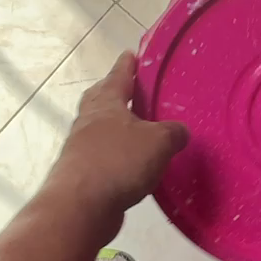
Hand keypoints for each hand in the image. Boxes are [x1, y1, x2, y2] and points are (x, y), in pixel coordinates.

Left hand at [42, 52, 189, 226]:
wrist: (80, 207)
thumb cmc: (119, 162)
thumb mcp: (159, 142)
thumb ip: (173, 133)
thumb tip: (180, 132)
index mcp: (106, 104)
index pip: (118, 76)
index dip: (126, 65)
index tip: (130, 54)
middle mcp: (89, 121)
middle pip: (99, 99)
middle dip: (112, 92)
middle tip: (129, 91)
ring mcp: (81, 148)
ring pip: (99, 128)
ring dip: (115, 127)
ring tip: (136, 131)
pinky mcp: (81, 174)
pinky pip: (102, 156)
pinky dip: (115, 154)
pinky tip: (130, 165)